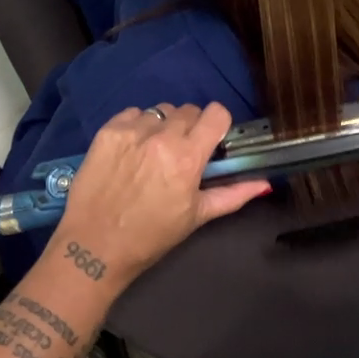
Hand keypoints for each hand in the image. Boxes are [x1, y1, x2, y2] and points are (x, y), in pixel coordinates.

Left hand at [51, 103, 271, 283]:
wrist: (94, 246)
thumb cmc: (150, 237)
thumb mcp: (196, 218)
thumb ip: (232, 195)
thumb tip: (264, 182)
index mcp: (187, 158)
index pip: (216, 113)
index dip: (217, 124)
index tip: (211, 140)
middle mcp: (162, 136)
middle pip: (188, 110)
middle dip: (190, 128)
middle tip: (181, 153)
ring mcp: (132, 131)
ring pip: (160, 110)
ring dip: (163, 125)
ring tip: (153, 153)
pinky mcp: (108, 130)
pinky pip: (133, 113)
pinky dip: (137, 126)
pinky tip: (132, 150)